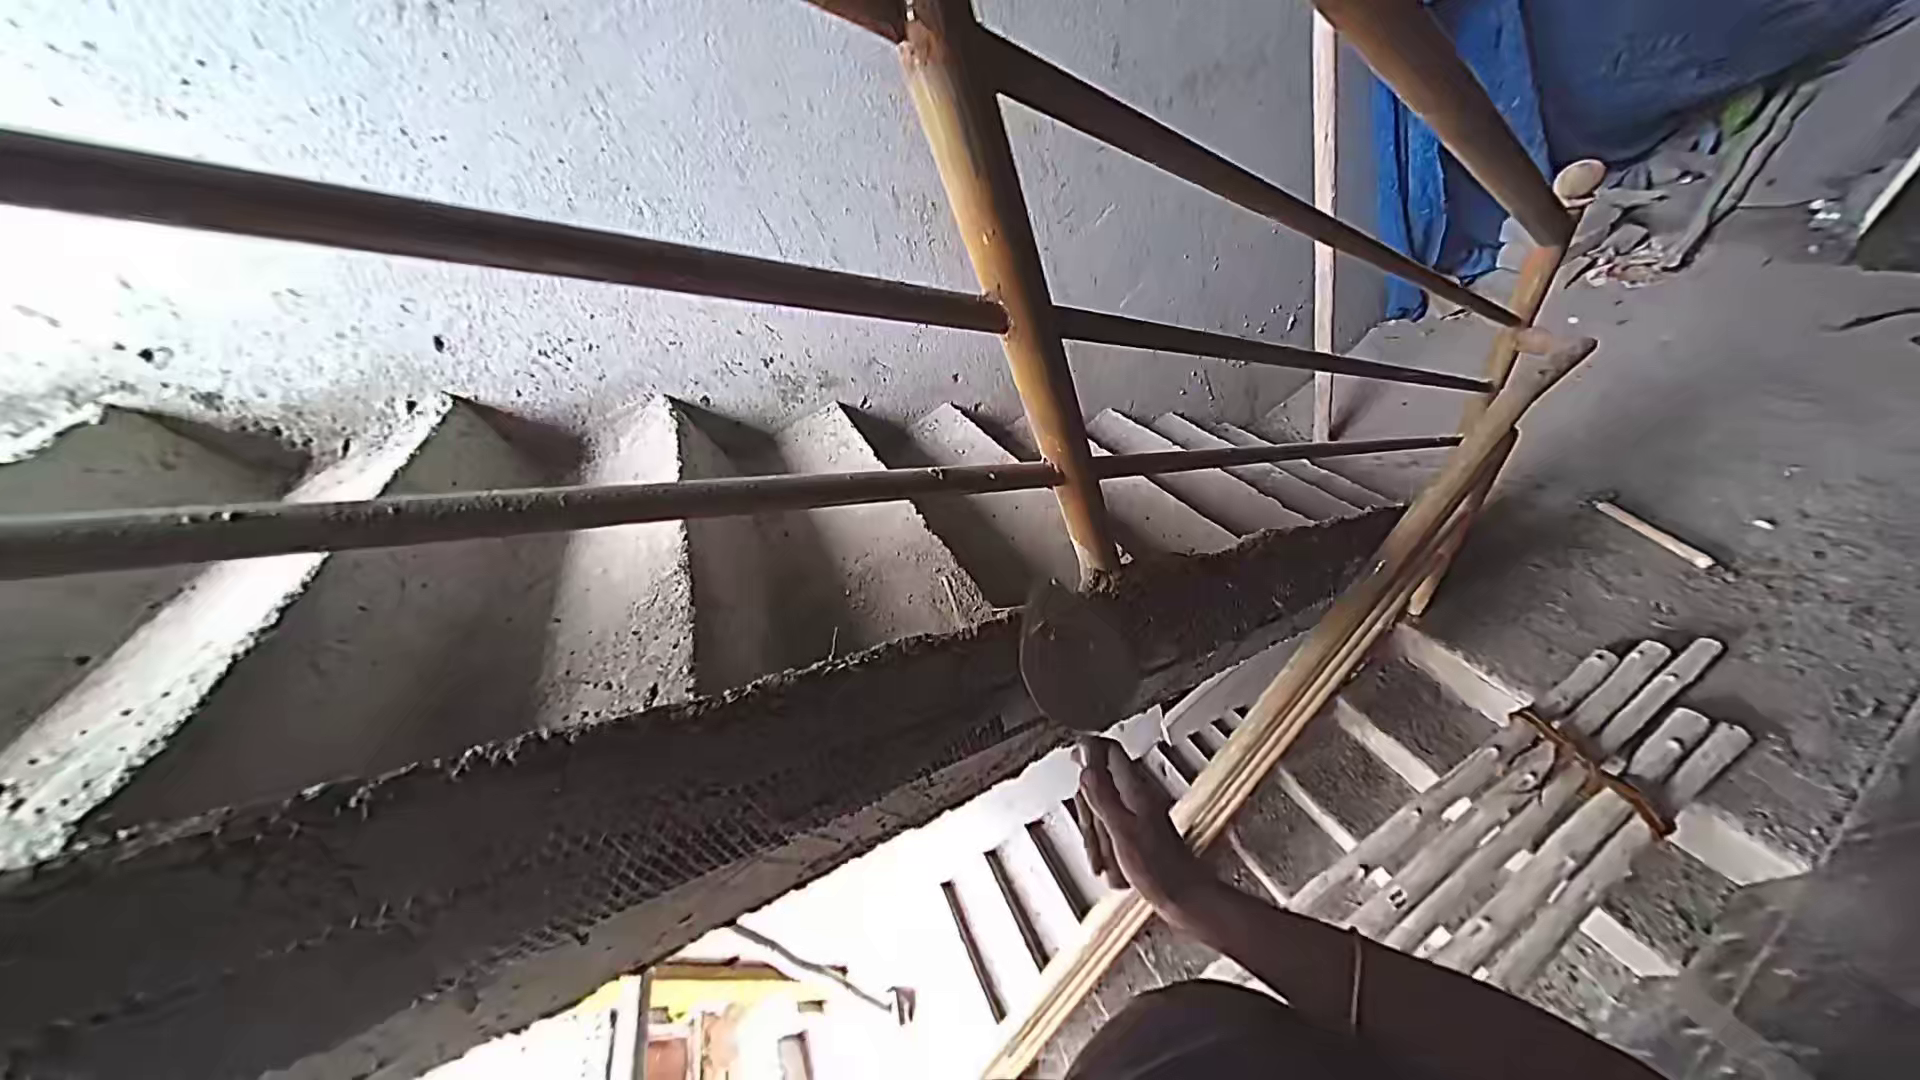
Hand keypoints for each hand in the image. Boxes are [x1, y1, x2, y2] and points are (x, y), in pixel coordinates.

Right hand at [1077, 739, 1208, 909]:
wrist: (1184, 898)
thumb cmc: (1159, 868)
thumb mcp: (1121, 829)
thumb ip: (1101, 794)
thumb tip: (1085, 764)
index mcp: (1134, 789)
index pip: (1109, 750)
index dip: (1089, 750)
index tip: (1074, 757)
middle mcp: (1137, 795)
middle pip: (1100, 780)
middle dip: (1088, 805)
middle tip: (1088, 827)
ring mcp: (1138, 812)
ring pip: (1102, 805)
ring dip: (1095, 831)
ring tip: (1100, 857)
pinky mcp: (1138, 829)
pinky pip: (1109, 824)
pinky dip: (1103, 842)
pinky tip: (1107, 861)